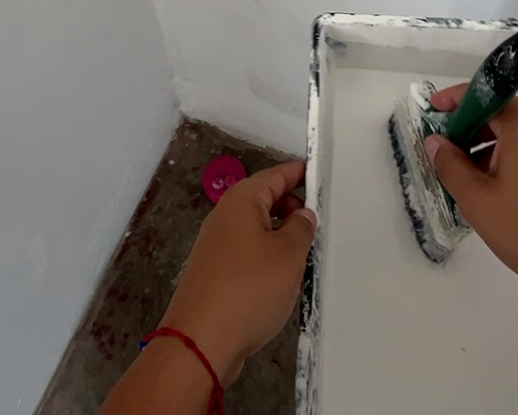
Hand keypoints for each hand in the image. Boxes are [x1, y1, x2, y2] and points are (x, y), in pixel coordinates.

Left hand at [156, 160, 315, 384]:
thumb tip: (302, 215)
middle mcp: (225, 216)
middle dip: (291, 207)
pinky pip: (247, 252)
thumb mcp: (288, 255)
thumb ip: (301, 228)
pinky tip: (279, 280)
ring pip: (256, 229)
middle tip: (315, 225)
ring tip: (302, 256)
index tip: (318, 174)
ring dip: (279, 237)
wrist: (199, 342)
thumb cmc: (247, 290)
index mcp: (241, 201)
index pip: (275, 175)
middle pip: (264, 199)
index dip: (299, 174)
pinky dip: (265, 257)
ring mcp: (216, 245)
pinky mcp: (214, 272)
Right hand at [425, 87, 517, 301]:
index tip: (434, 111)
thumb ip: (451, 166)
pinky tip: (514, 198)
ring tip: (481, 187)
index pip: (486, 96)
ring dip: (498, 151)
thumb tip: (436, 142)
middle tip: (452, 160)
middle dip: (474, 133)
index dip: (455, 101)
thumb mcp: (479, 202)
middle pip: (506, 117)